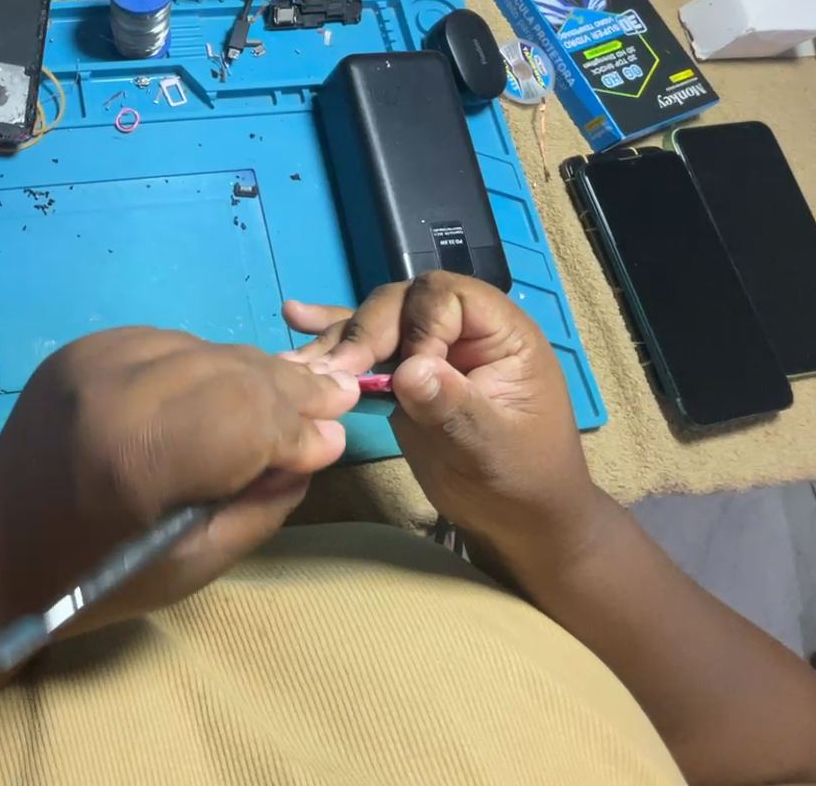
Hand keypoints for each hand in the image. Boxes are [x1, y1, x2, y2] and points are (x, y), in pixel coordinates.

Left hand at [0, 327, 356, 638]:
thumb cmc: (93, 575)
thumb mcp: (192, 565)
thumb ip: (261, 502)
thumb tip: (319, 444)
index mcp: (136, 455)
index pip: (248, 416)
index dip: (298, 425)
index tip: (335, 434)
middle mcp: (113, 388)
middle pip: (231, 369)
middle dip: (289, 387)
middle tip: (333, 394)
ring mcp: (92, 358)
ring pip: (204, 347)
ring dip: (250, 370)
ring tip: (290, 387)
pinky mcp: (83, 346)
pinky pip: (168, 342)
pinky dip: (204, 362)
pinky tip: (221, 384)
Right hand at [282, 272, 609, 564]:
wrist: (515, 519)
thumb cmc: (522, 482)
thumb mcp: (494, 451)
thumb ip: (454, 408)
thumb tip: (409, 370)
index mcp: (501, 333)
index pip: (446, 297)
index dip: (418, 327)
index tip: (406, 378)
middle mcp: (460, 330)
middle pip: (400, 302)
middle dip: (364, 333)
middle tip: (333, 374)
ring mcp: (427, 348)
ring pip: (373, 322)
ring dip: (335, 341)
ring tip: (298, 365)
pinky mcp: (398, 372)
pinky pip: (364, 345)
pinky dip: (330, 333)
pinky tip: (293, 315)